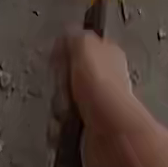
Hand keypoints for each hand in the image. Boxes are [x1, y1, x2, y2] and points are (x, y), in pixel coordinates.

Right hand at [53, 30, 152, 166]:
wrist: (111, 133)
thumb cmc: (99, 84)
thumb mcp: (84, 44)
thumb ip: (74, 35)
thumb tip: (66, 33)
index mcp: (108, 53)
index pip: (83, 44)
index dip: (66, 49)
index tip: (56, 56)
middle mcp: (105, 78)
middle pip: (69, 75)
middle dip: (60, 82)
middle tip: (63, 86)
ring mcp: (97, 106)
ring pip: (64, 100)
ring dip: (58, 106)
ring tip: (64, 111)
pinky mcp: (88, 131)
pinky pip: (63, 125)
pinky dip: (59, 128)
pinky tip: (63, 128)